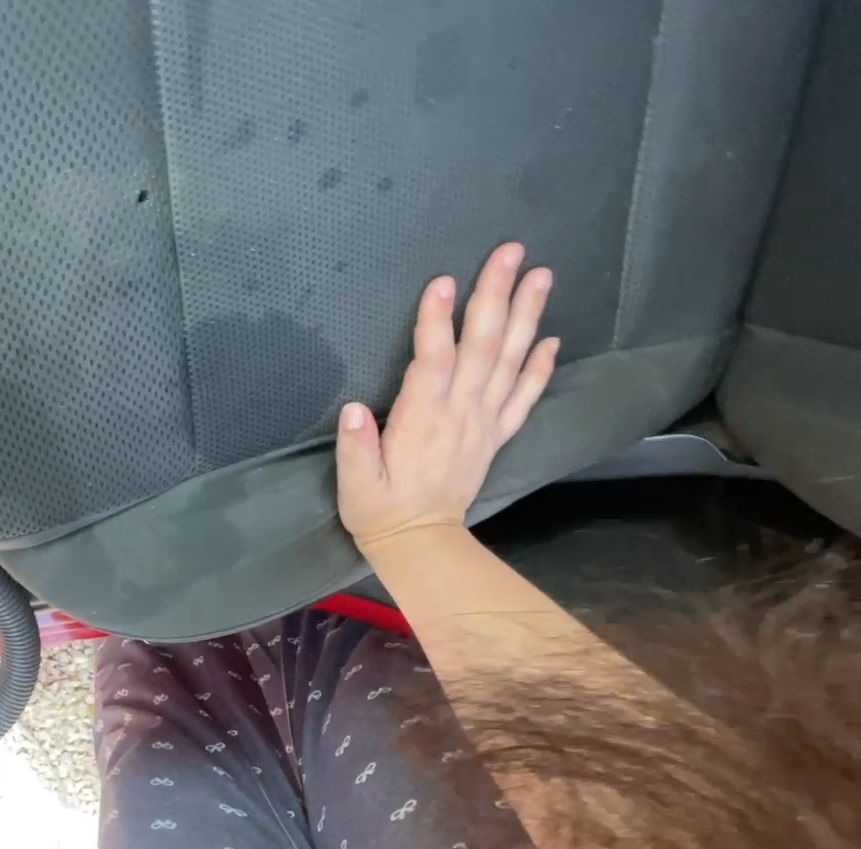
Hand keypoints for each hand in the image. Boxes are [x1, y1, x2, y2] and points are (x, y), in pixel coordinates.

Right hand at [335, 241, 557, 551]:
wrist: (419, 541)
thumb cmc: (377, 509)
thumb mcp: (354, 484)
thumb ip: (355, 447)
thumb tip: (352, 409)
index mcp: (422, 422)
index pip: (433, 363)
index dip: (437, 323)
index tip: (443, 282)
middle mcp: (460, 415)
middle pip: (482, 348)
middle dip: (494, 298)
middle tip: (509, 253)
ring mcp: (483, 424)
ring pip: (510, 362)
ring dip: (526, 316)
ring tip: (540, 275)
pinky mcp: (494, 436)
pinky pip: (524, 396)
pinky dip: (540, 365)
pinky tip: (550, 338)